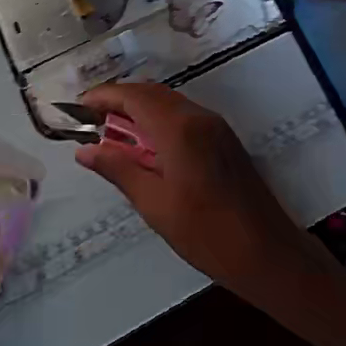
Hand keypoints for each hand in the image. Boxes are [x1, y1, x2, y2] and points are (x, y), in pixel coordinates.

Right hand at [75, 84, 318, 301]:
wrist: (269, 252)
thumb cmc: (207, 233)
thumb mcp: (154, 204)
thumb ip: (119, 169)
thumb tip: (84, 150)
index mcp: (178, 129)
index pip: (132, 96)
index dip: (102, 96)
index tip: (77, 106)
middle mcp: (198, 116)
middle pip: (150, 93)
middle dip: (118, 100)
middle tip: (90, 120)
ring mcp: (214, 125)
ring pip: (168, 102)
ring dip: (139, 109)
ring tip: (113, 135)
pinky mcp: (223, 138)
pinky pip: (183, 115)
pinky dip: (158, 120)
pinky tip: (146, 147)